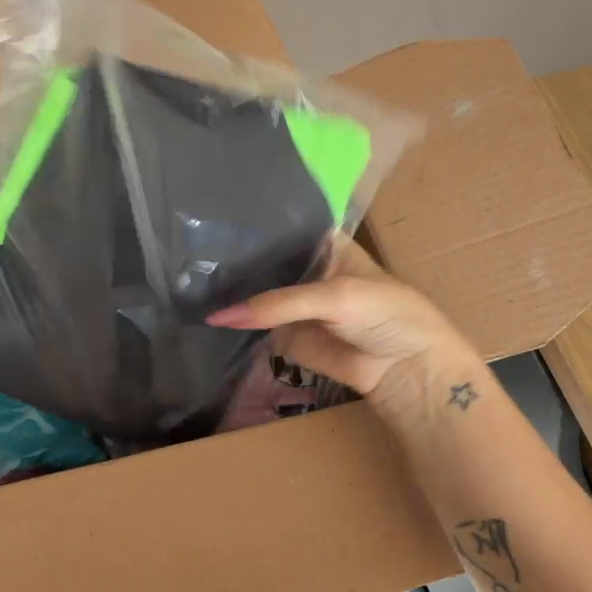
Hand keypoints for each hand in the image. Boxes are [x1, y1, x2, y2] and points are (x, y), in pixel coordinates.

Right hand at [207, 239, 476, 405]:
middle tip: (192, 255)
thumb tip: (217, 317)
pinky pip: (252, 325)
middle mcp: (304, 268)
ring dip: (228, 292)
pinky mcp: (282, 333)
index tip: (209, 222)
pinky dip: (232, 321)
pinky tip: (201, 307)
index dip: (249, 227)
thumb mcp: (334, 297)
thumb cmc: (385, 315)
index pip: (280, 229)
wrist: (404, 369)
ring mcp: (290, 302)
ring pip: (252, 294)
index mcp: (323, 243)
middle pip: (260, 262)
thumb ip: (276, 304)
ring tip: (187, 280)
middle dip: (232, 262)